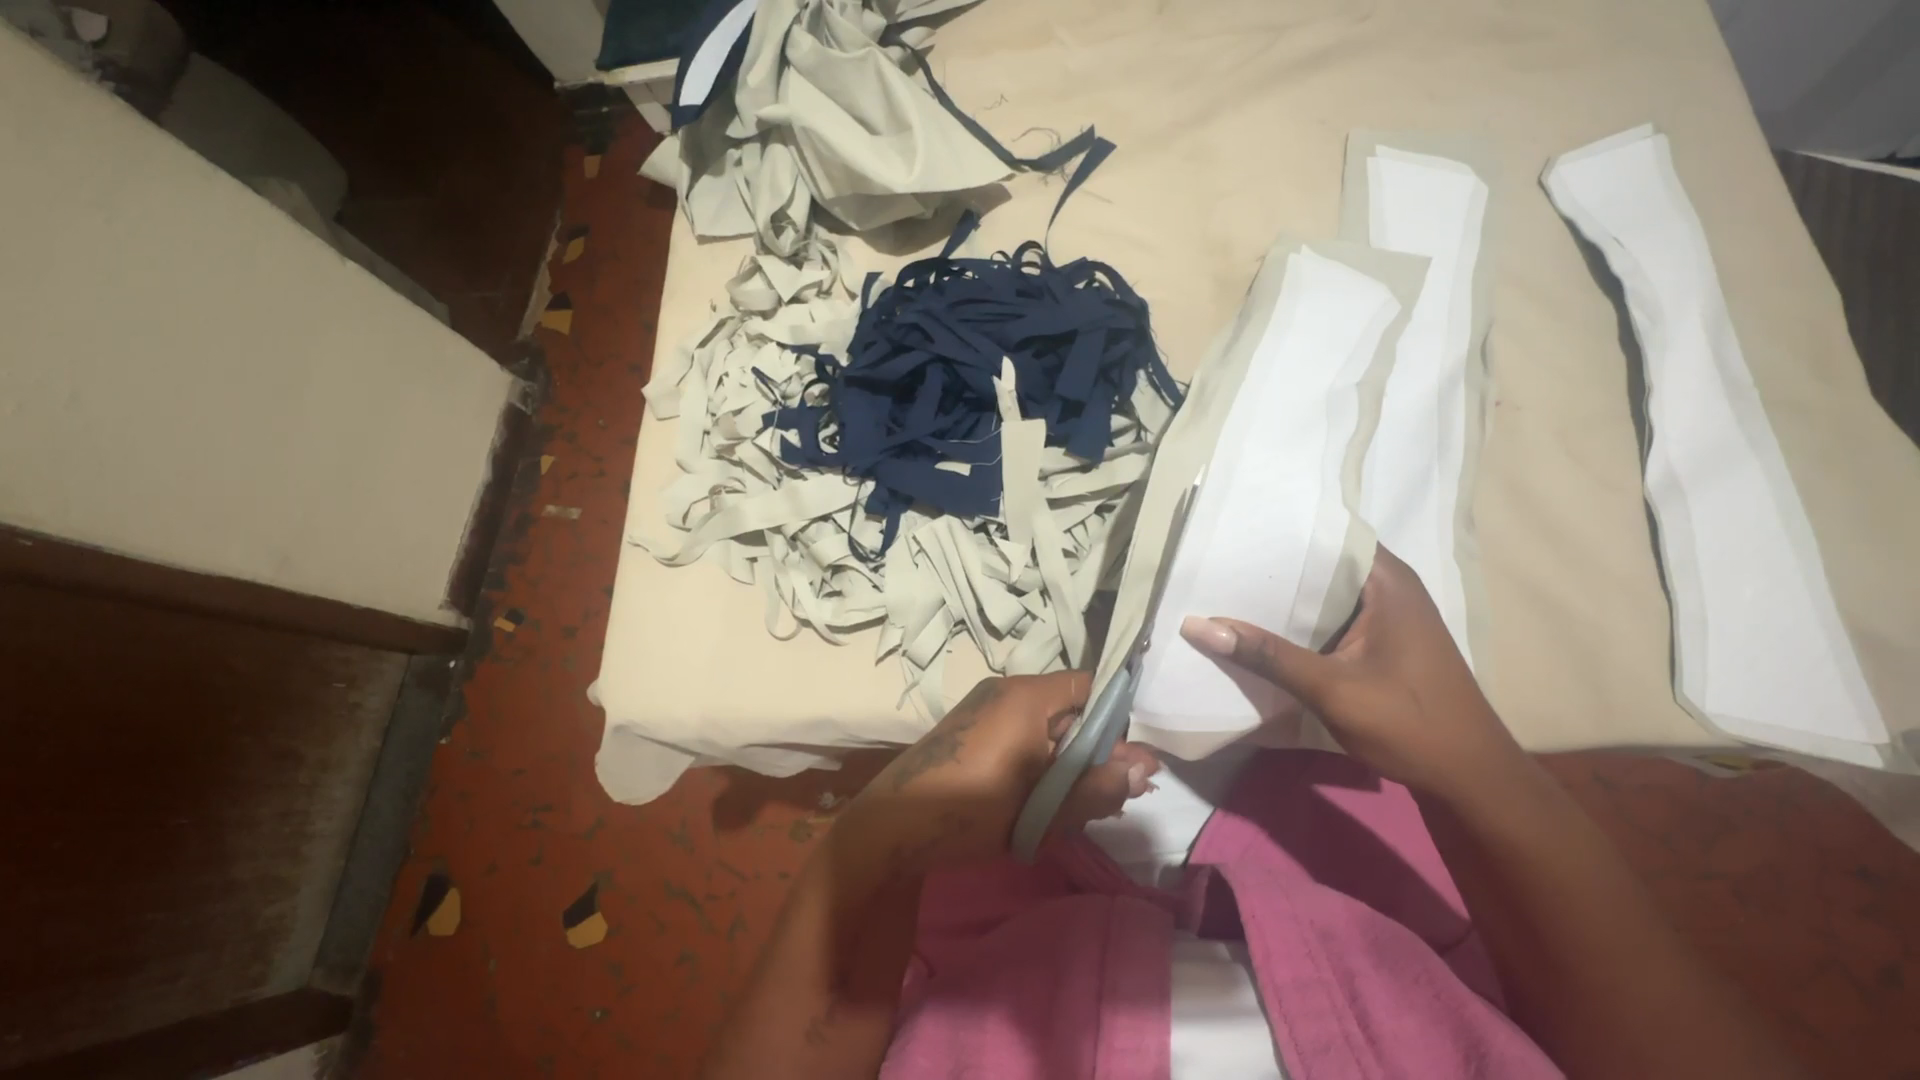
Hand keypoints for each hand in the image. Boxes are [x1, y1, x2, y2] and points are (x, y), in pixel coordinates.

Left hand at [834, 672, 1158, 873]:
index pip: (1091, 688)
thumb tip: (1144, 770)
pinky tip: (1046, 806)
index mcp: (1027, 697)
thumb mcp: (1040, 807)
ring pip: (1048, 730)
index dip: (1116, 723)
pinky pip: (1022, 738)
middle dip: (1095, 755)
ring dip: (1068, 767)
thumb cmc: (968, 811)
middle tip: (1114, 799)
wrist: (890, 826)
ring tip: (1080, 811)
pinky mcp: (972, 732)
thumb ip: (1095, 788)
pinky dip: (1040, 767)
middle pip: (1071, 712)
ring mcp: (986, 710)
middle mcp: (1007, 692)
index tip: (1129, 766)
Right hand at [1179, 545, 1524, 799]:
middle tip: (1214, 569)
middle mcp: (1389, 591)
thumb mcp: (1332, 689)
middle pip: (1320, 567)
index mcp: (1388, 582)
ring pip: (1323, 598)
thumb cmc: (1411, 724)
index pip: (1326, 536)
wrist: (1470, 780)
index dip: (1278, 536)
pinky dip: (1298, 628)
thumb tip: (1197, 625)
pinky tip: (1258, 636)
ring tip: (1224, 596)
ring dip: (1282, 603)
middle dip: (1270, 572)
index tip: (1230, 538)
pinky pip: (1330, 623)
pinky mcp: (1381, 646)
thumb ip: (1268, 656)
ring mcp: (1387, 619)